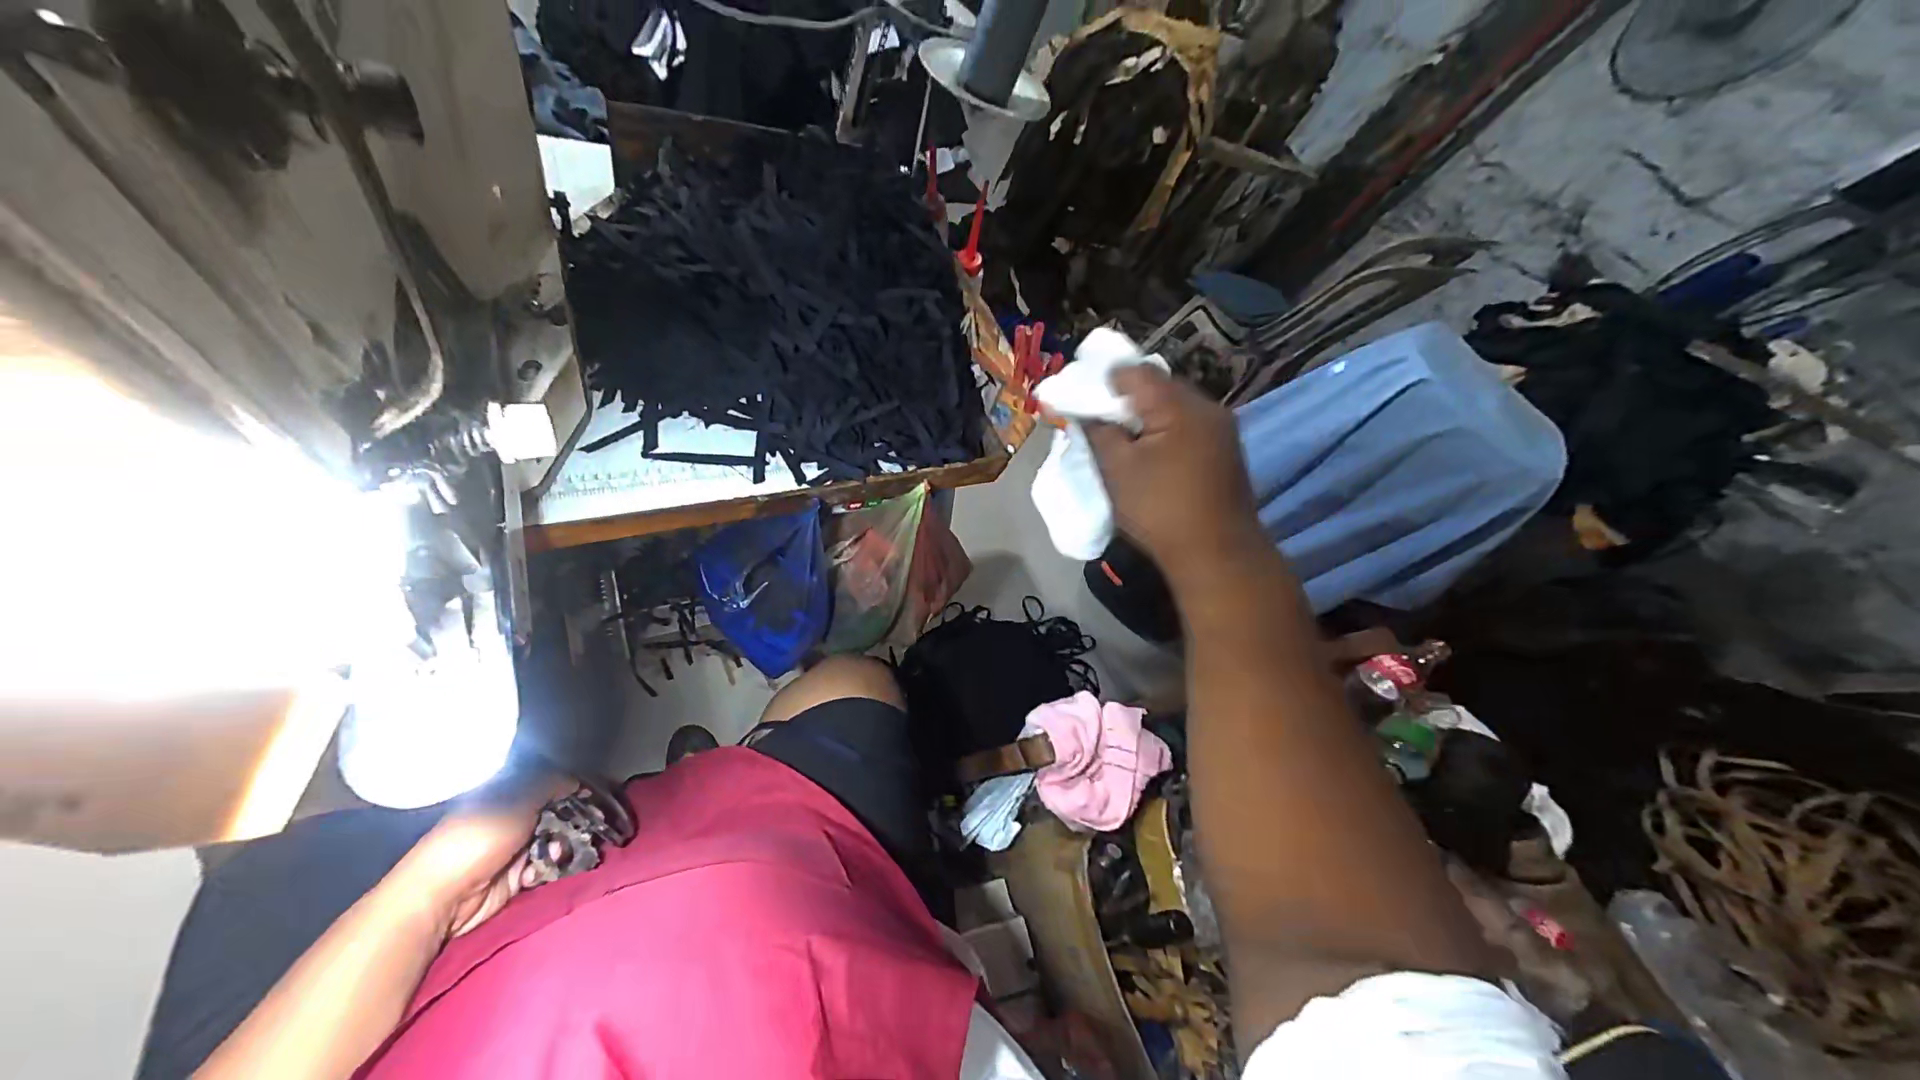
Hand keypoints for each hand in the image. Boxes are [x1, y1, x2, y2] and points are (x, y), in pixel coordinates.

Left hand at [387, 770, 578, 940]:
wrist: (444, 896)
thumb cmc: (479, 838)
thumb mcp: (517, 800)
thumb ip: (551, 786)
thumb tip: (577, 782)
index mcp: (508, 796)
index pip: (550, 787)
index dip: (573, 791)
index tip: (594, 797)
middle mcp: (514, 820)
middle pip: (558, 815)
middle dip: (574, 821)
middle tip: (589, 827)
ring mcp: (515, 849)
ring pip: (557, 842)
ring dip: (562, 847)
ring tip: (557, 854)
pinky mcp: (518, 877)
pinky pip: (547, 867)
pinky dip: (549, 868)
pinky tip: (539, 871)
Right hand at [1083, 366, 1263, 583]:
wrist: (1218, 556)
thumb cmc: (1161, 511)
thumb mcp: (1117, 469)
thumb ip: (1097, 431)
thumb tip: (1083, 410)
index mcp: (1179, 406)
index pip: (1134, 372)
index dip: (1102, 382)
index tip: (1080, 401)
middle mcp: (1207, 407)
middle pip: (1157, 386)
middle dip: (1124, 400)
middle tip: (1097, 423)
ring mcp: (1222, 429)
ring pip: (1173, 407)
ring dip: (1145, 417)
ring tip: (1121, 441)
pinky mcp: (1226, 450)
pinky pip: (1187, 426)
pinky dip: (1164, 432)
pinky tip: (1149, 455)